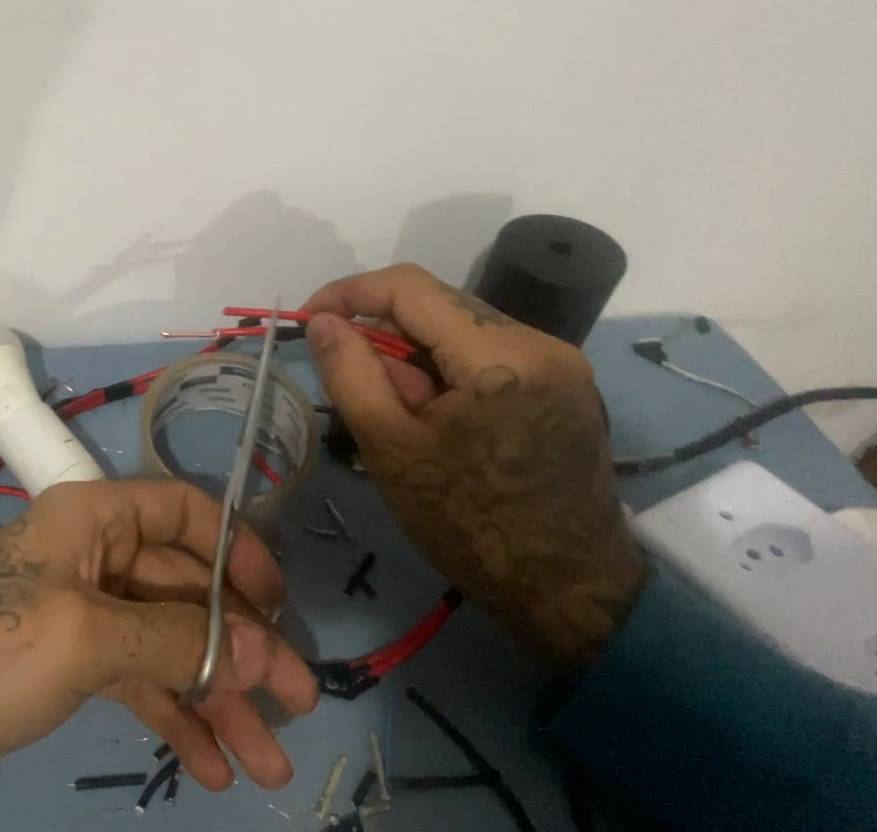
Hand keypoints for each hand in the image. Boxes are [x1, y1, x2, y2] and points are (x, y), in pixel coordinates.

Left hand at [0, 479, 318, 830]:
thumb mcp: (86, 638)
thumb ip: (179, 641)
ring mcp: (80, 612)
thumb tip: (266, 653)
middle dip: (239, 648)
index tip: (281, 608)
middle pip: (184, 589)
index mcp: (90, 517)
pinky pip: (138, 679)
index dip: (237, 553)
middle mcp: (90, 554)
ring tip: (266, 760)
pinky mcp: (68, 664)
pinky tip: (209, 764)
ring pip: (166, 642)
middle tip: (298, 706)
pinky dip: (174, 715)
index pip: (183, 513)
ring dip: (216, 695)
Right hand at [302, 263, 644, 667]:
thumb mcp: (389, 446)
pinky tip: (434, 414)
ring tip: (398, 410)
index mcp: (499, 357)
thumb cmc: (465, 523)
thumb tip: (324, 320)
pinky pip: (486, 351)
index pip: (410, 287)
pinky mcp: (563, 384)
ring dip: (413, 353)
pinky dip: (445, 368)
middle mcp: (539, 343)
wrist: (565, 589)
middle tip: (350, 376)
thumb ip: (350, 371)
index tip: (310, 318)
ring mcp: (559, 362)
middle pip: (438, 303)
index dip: (350, 292)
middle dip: (383, 330)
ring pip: (460, 326)